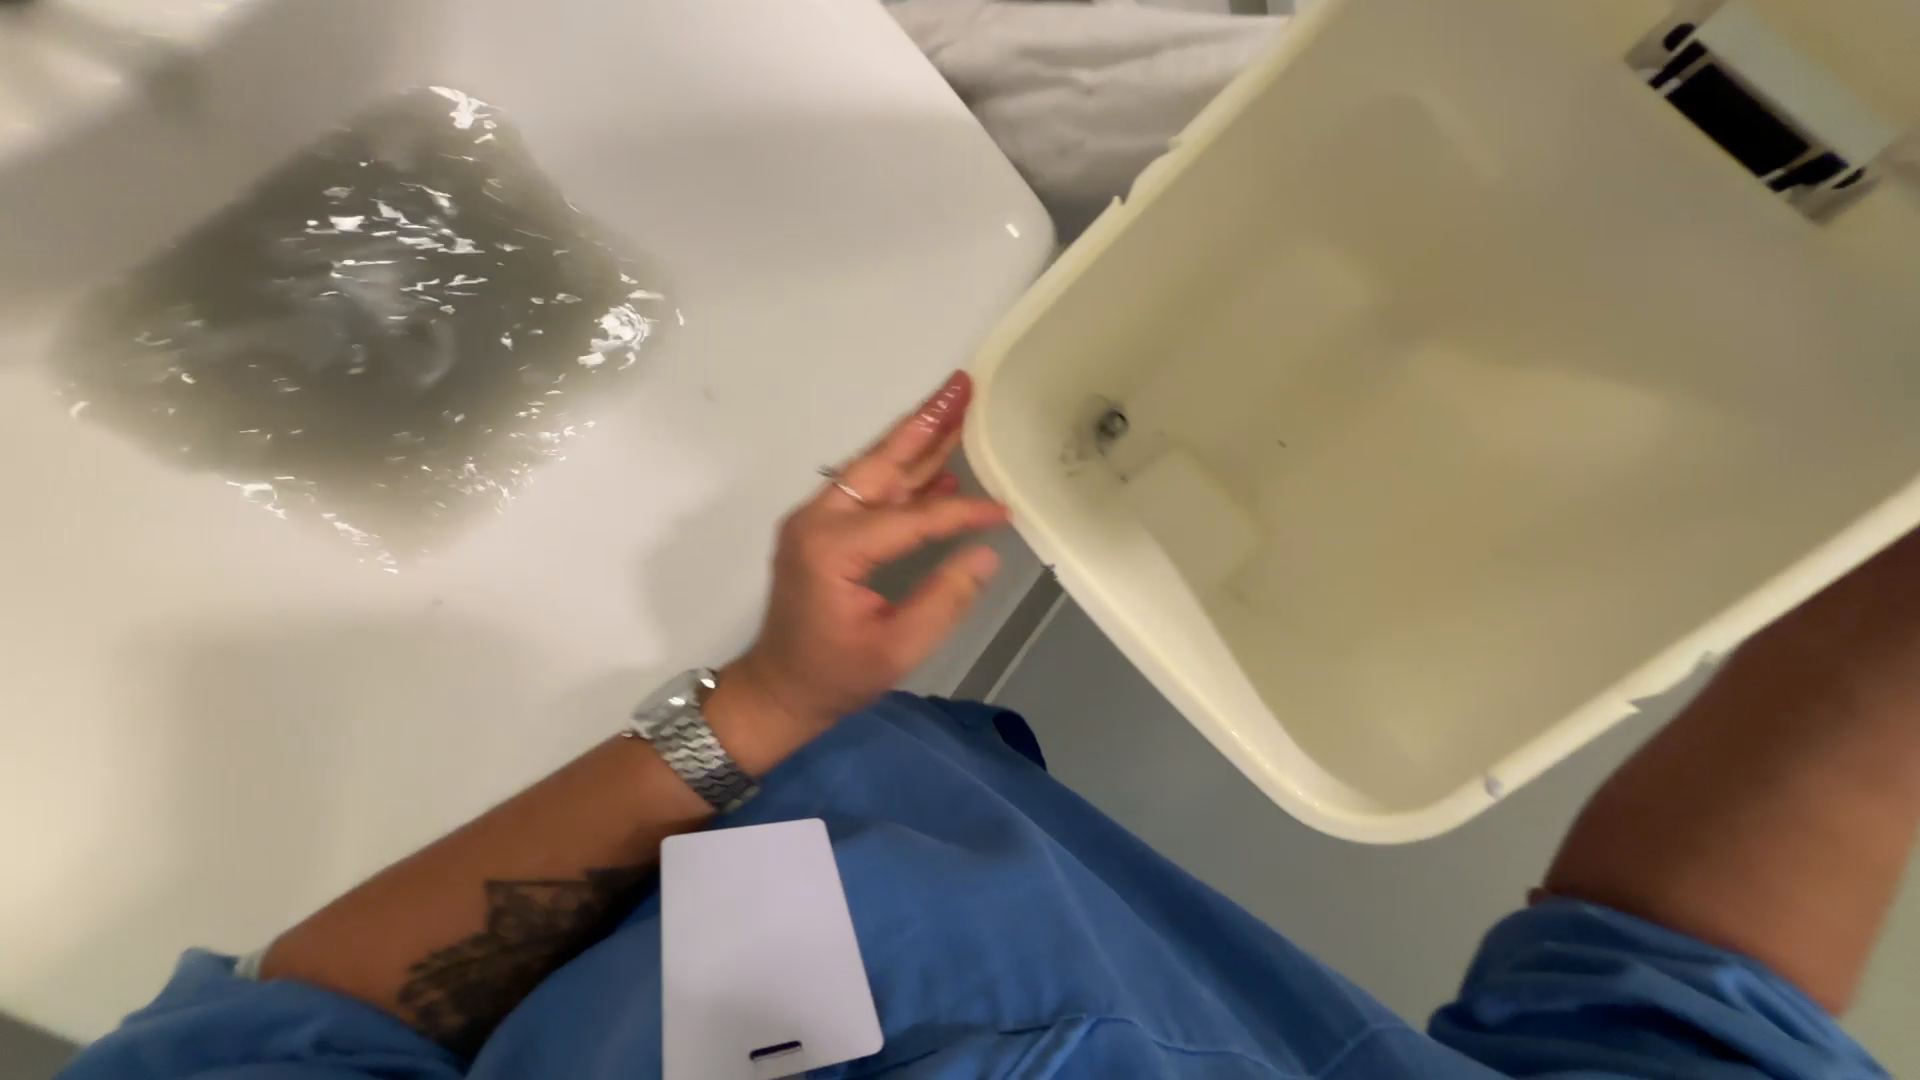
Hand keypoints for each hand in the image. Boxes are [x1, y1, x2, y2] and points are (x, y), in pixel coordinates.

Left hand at [706, 371, 1007, 771]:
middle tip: (962, 385)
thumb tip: (985, 553)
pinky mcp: (818, 530)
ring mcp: (813, 521)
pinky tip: (935, 468)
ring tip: (955, 407)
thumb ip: (944, 599)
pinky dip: (902, 474)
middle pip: (882, 462)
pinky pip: (865, 491)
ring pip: (872, 469)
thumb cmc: (834, 677)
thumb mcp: (897, 649)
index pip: (912, 518)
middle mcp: (818, 520)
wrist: (776, 690)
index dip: (961, 513)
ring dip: (915, 440)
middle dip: (926, 423)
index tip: (1003, 513)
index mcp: (834, 549)